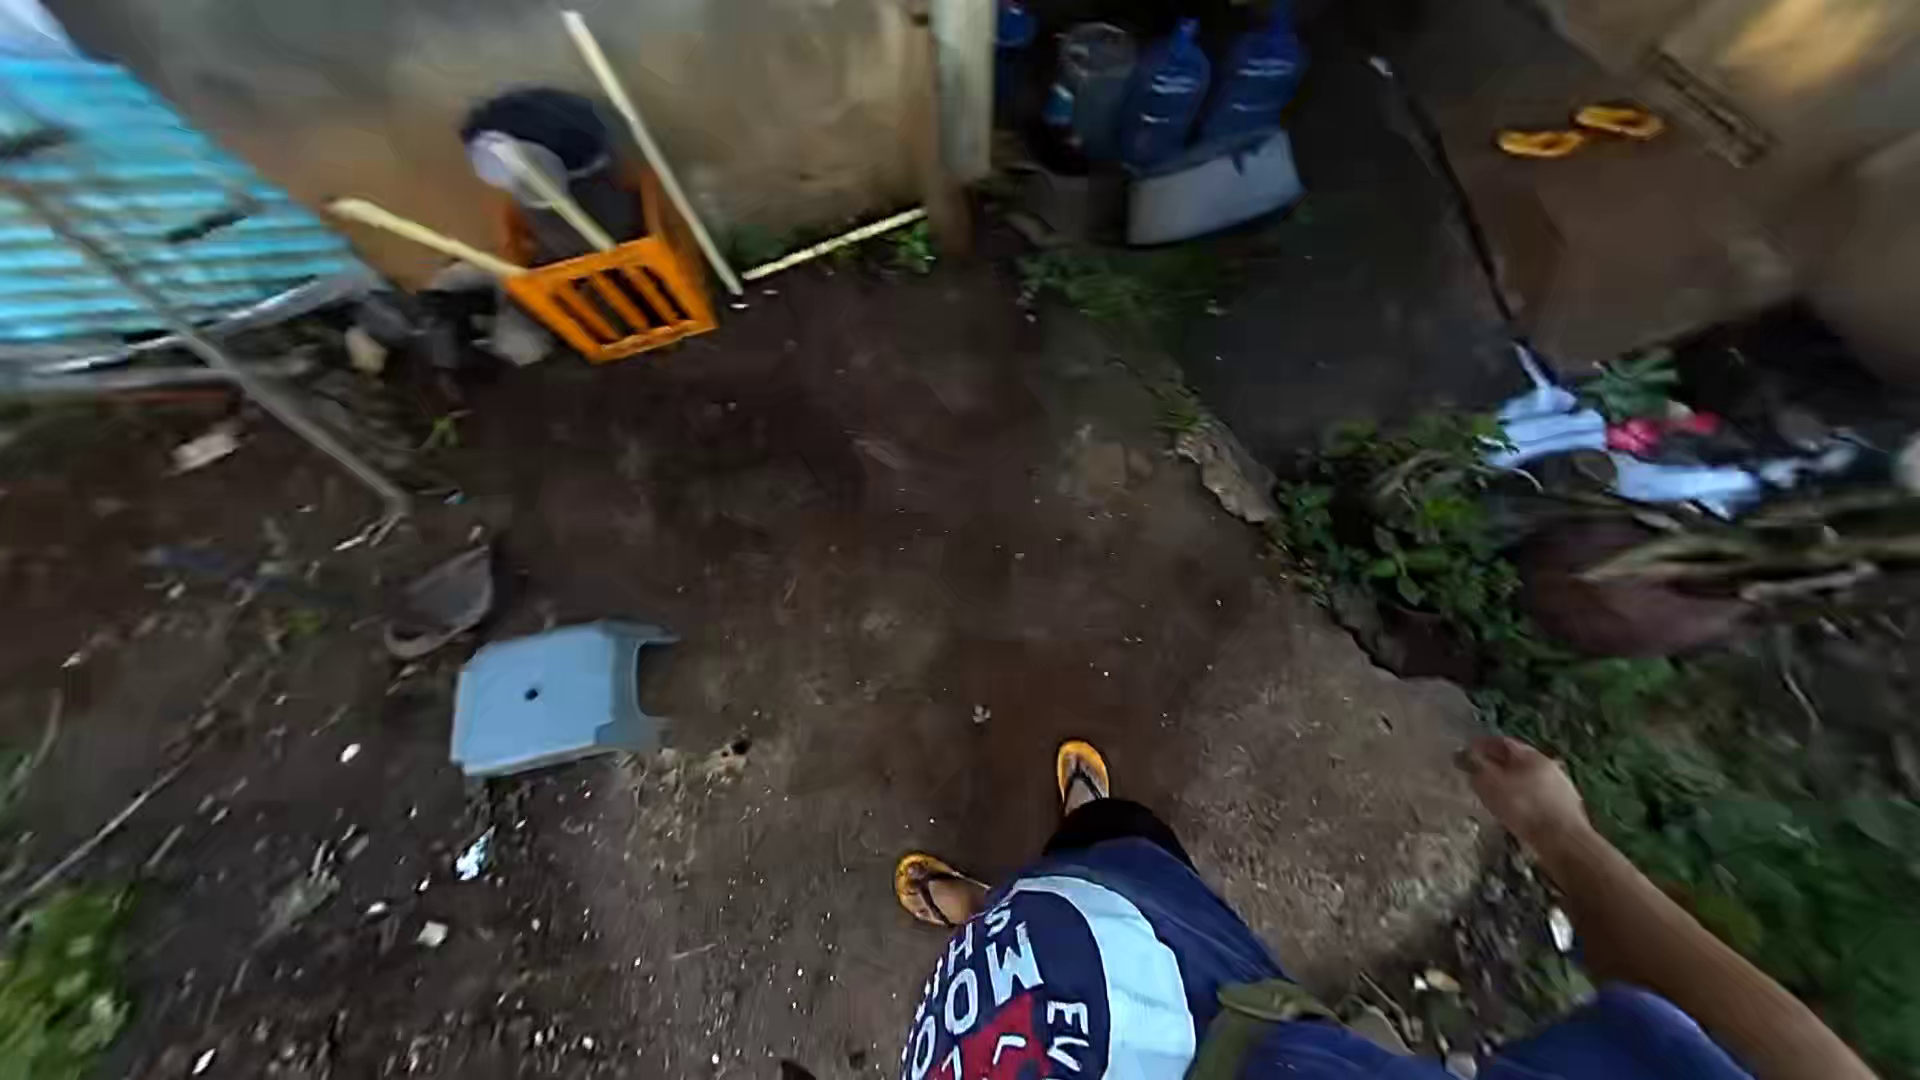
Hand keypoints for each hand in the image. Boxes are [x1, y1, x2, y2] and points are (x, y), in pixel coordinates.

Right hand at [1460, 736, 1589, 848]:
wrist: (1563, 842)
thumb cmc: (1521, 805)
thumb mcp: (1486, 781)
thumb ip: (1474, 764)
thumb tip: (1467, 754)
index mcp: (1531, 756)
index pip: (1502, 742)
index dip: (1481, 745)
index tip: (1465, 752)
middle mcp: (1550, 767)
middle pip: (1516, 760)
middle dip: (1495, 763)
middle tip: (1476, 771)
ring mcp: (1562, 789)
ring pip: (1527, 778)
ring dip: (1509, 781)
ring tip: (1492, 791)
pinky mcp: (1566, 809)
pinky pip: (1536, 795)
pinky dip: (1521, 797)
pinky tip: (1512, 807)